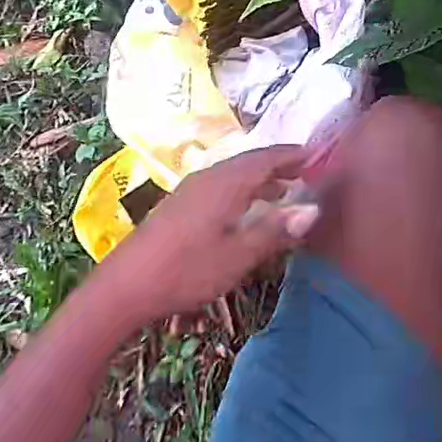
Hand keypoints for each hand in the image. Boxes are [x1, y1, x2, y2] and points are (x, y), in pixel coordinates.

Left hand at [92, 146, 319, 325]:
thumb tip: (313, 209)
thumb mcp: (237, 255)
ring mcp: (192, 188)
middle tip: (306, 170)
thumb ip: (275, 230)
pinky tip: (246, 207)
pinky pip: (222, 183)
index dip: (293, 156)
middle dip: (279, 164)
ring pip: (235, 173)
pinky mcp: (182, 203)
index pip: (267, 158)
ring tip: (284, 188)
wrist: (124, 286)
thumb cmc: (186, 271)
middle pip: (251, 161)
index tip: (317, 155)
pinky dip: (243, 187)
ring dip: (261, 177)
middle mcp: (210, 176)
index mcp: (226, 183)